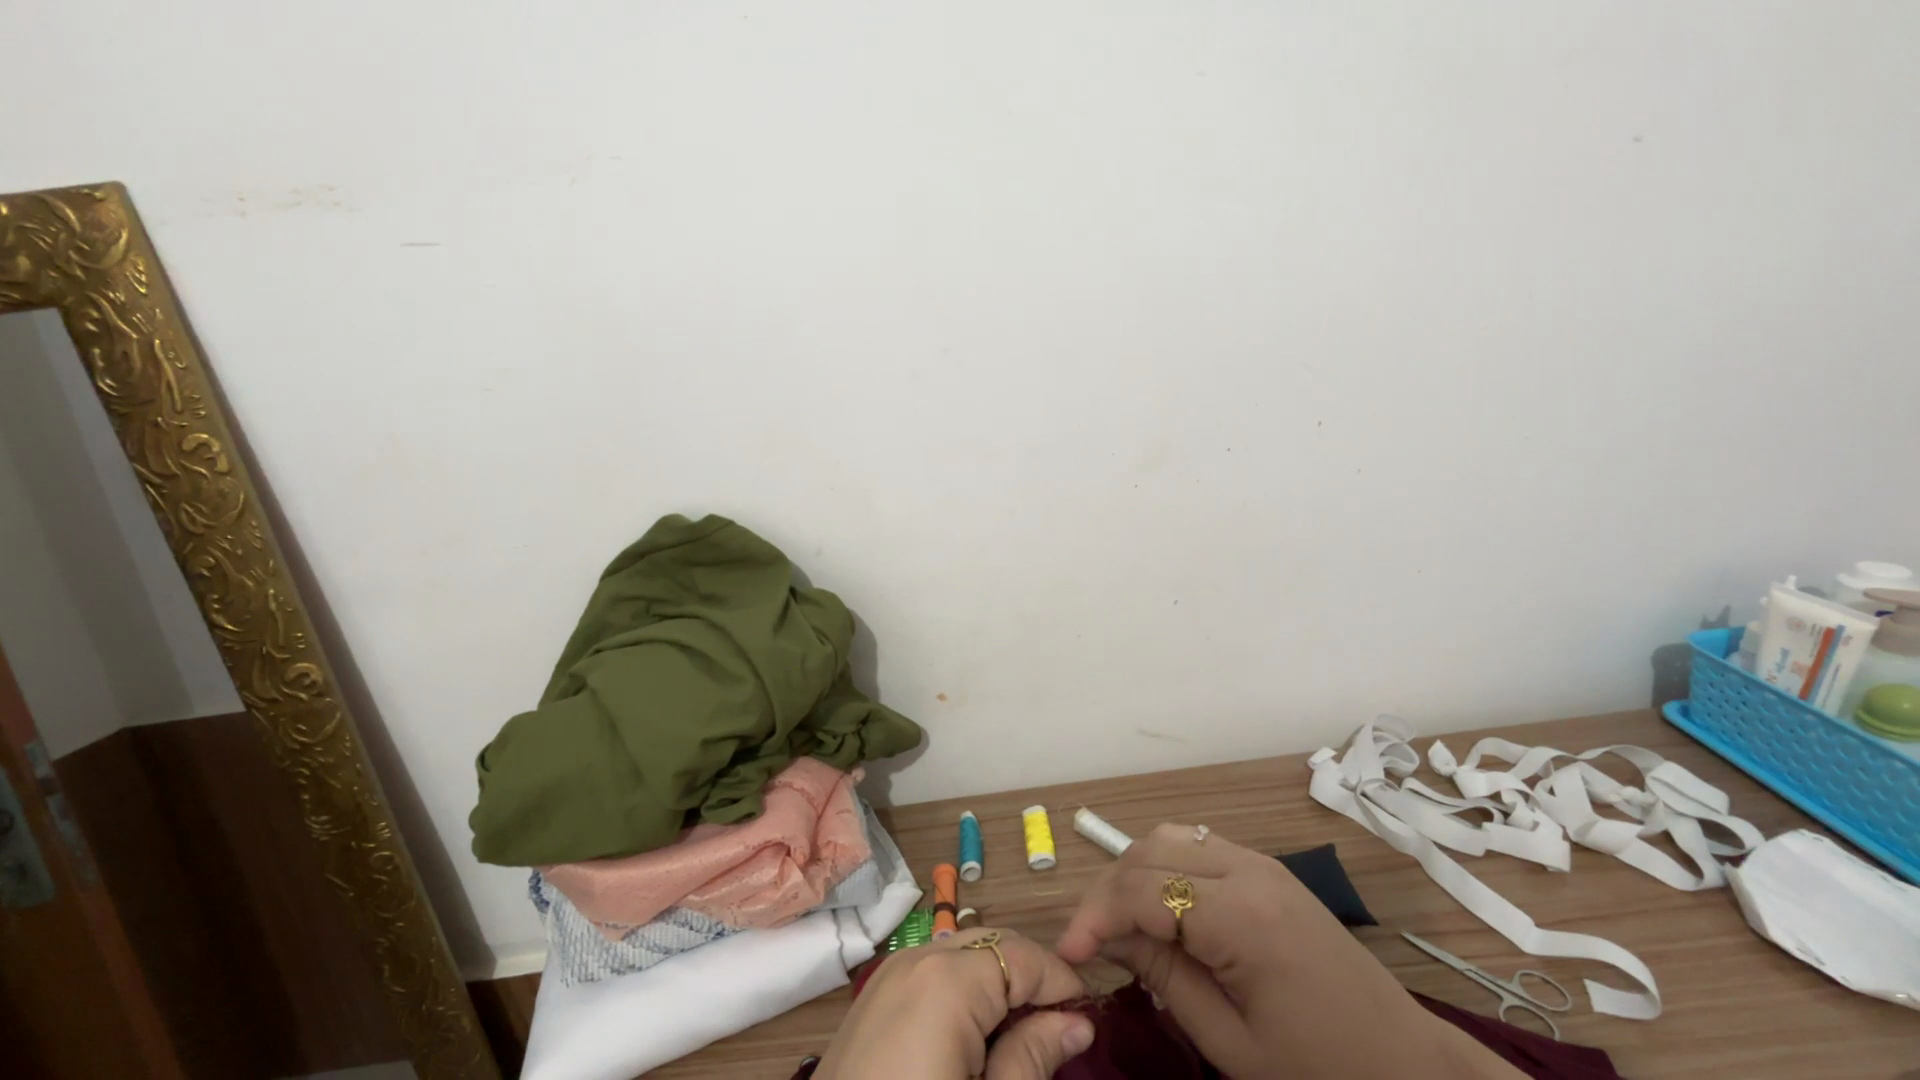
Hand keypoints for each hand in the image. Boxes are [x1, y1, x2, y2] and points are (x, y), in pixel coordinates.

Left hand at [814, 926, 1095, 1079]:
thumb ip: (1033, 1057)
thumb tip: (1076, 1023)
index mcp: (949, 978)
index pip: (1027, 957)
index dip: (1064, 986)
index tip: (1090, 1024)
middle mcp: (917, 959)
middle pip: (995, 947)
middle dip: (1032, 982)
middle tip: (1060, 1036)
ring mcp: (888, 975)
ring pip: (965, 957)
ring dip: (999, 988)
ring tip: (1020, 1043)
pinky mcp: (872, 999)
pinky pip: (933, 975)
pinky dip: (963, 994)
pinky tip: (973, 1043)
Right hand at [1056, 824, 1524, 1079]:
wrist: (1405, 1060)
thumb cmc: (1317, 1064)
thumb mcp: (1228, 1038)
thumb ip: (1162, 975)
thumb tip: (1107, 937)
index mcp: (1241, 915)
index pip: (1142, 888)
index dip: (1095, 916)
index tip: (1069, 954)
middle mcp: (1248, 869)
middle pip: (1150, 850)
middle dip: (1108, 889)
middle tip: (1089, 940)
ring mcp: (1262, 863)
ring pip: (1171, 838)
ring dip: (1134, 872)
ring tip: (1118, 924)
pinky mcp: (1269, 870)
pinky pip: (1198, 847)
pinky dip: (1164, 868)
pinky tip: (1159, 908)